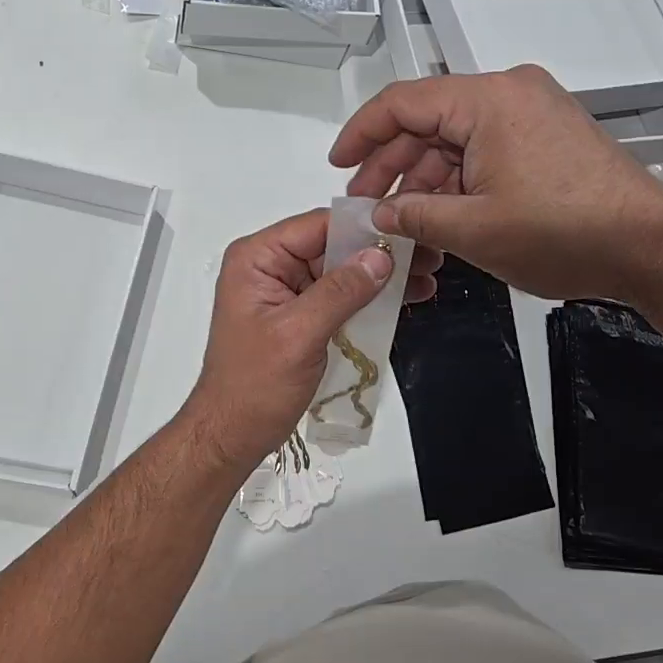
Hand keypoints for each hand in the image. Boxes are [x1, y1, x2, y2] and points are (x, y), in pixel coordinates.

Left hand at [182, 209, 442, 471]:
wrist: (233, 436)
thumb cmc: (255, 386)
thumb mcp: (299, 334)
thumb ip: (340, 292)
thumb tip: (382, 256)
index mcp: (258, 258)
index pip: (318, 226)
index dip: (364, 227)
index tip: (410, 232)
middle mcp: (271, 266)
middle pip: (333, 246)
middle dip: (380, 253)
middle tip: (429, 257)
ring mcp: (286, 291)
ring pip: (342, 271)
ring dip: (381, 276)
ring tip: (427, 278)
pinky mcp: (301, 315)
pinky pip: (340, 296)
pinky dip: (370, 299)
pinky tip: (405, 299)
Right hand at [328, 65, 662, 301]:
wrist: (652, 248)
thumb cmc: (563, 233)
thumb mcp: (475, 230)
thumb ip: (414, 216)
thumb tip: (379, 214)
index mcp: (487, 100)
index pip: (402, 102)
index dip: (361, 134)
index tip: (338, 167)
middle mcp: (509, 93)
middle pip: (429, 122)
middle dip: (393, 167)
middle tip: (368, 210)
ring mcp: (532, 113)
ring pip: (456, 141)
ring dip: (427, 181)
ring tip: (403, 227)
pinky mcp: (548, 137)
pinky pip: (486, 151)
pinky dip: (460, 183)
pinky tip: (443, 220)